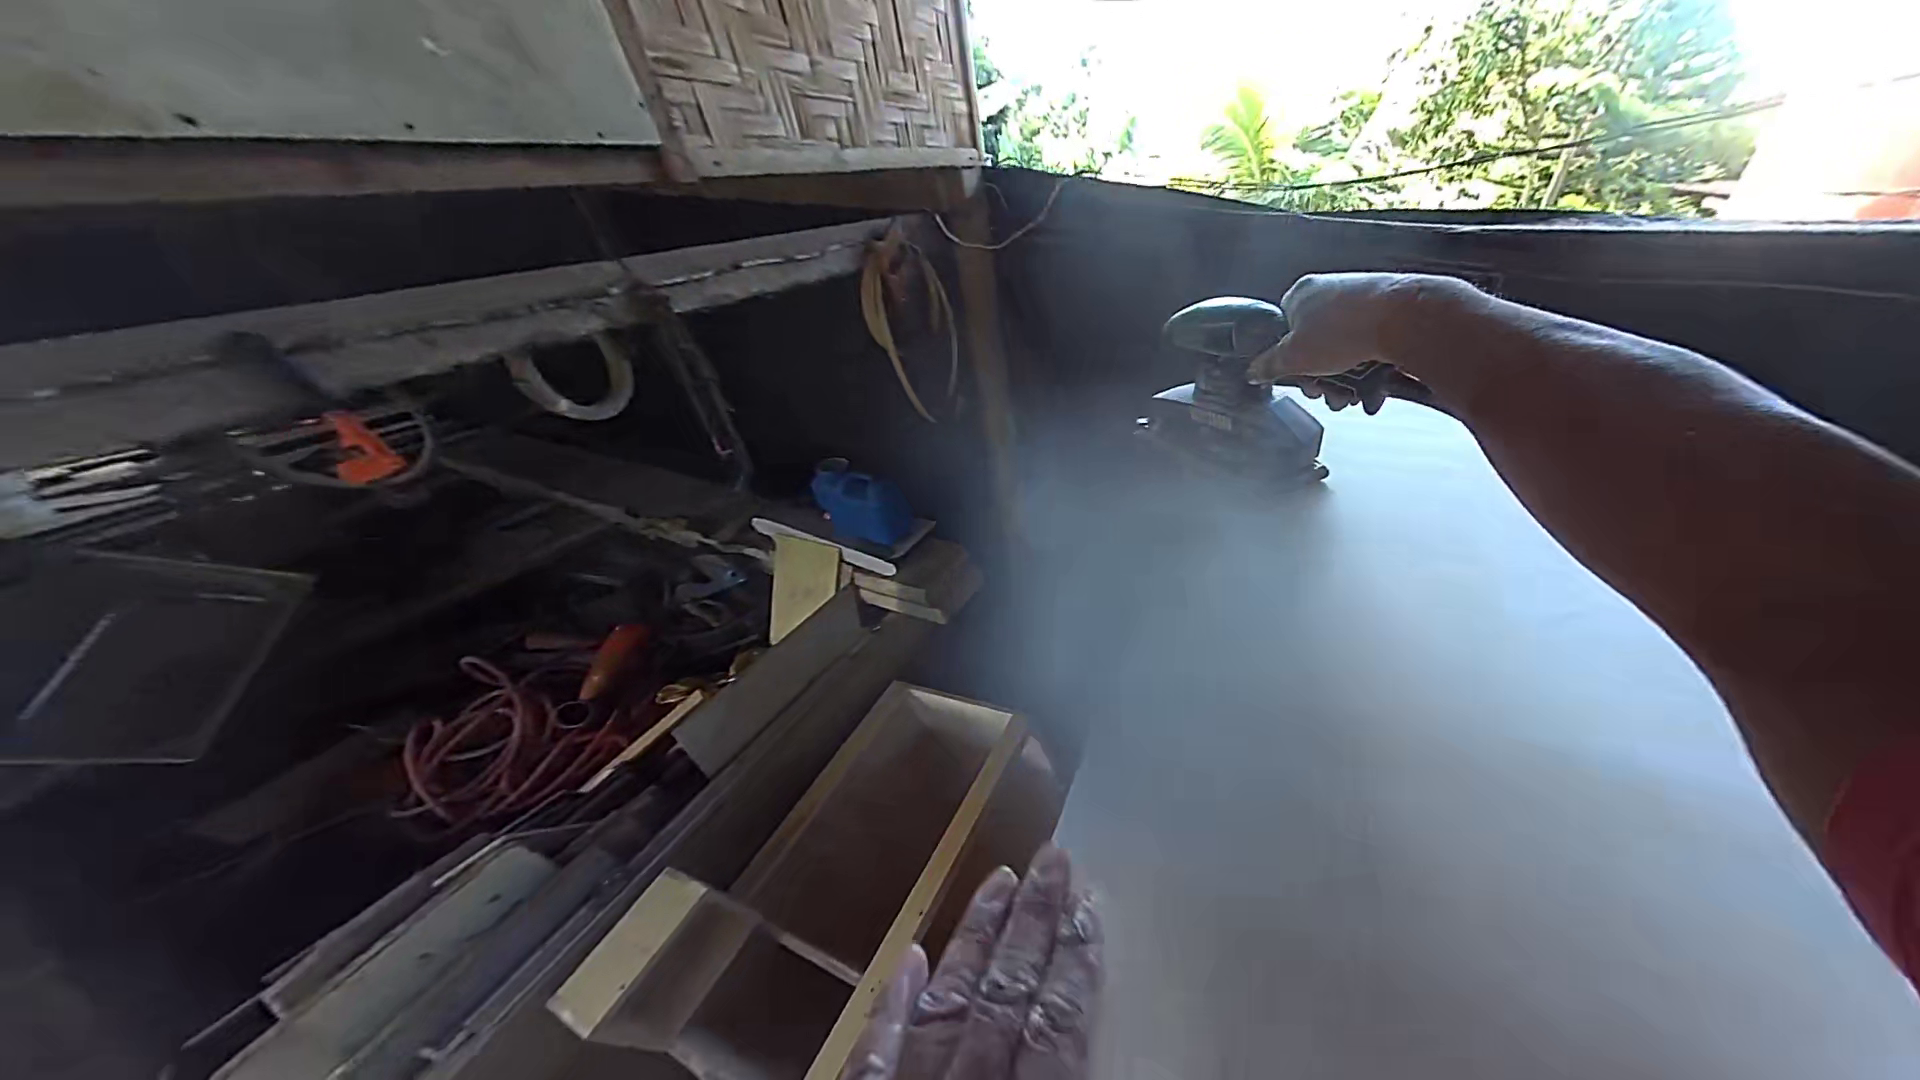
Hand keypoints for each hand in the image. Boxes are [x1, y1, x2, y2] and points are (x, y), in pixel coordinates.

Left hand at [840, 846, 1101, 1079]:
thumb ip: (1069, 1070)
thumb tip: (1087, 1024)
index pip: (1056, 1023)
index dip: (1074, 959)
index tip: (1087, 901)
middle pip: (1006, 990)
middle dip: (1034, 919)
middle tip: (1053, 856)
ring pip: (949, 999)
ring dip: (977, 935)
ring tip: (1002, 877)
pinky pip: (876, 1050)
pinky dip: (893, 1002)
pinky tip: (909, 954)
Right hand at [1247, 272, 1480, 412]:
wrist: (1407, 319)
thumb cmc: (1345, 330)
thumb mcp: (1291, 358)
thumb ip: (1268, 366)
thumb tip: (1253, 372)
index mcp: (1301, 293)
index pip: (1281, 329)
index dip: (1285, 359)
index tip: (1293, 377)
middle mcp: (1331, 290)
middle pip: (1313, 342)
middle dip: (1317, 374)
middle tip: (1322, 391)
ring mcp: (1361, 298)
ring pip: (1342, 348)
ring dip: (1342, 378)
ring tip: (1349, 396)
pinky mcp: (1389, 309)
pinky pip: (1368, 345)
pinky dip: (1367, 368)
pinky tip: (1369, 387)